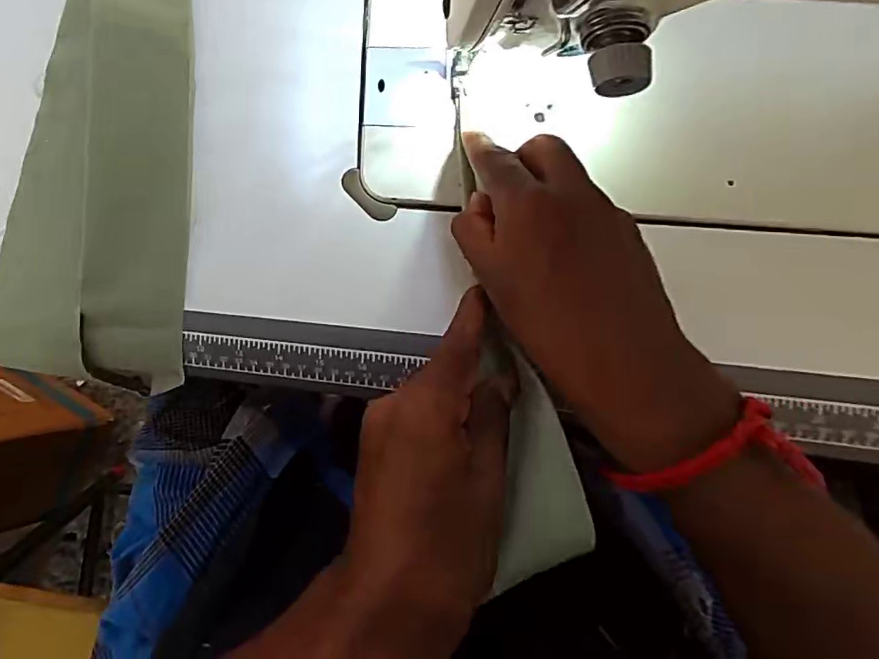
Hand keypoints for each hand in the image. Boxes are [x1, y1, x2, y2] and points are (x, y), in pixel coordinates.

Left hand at [342, 288, 513, 647]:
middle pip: (436, 370)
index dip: (470, 320)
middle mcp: (393, 401)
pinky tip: (457, 426)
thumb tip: (498, 379)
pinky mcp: (372, 440)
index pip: (452, 350)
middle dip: (468, 363)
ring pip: (423, 392)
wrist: (392, 587)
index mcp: (424, 404)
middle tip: (507, 355)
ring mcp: (377, 420)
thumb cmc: (452, 539)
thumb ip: (490, 420)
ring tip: (490, 398)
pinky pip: (409, 411)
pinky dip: (434, 411)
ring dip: (451, 392)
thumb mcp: (487, 480)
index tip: (482, 291)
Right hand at [452, 132, 740, 472]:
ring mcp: (605, 213)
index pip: (497, 158)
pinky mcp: (627, 233)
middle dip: (520, 156)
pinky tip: (558, 251)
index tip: (474, 142)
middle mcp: (572, 198)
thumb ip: (472, 229)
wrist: (626, 364)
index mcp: (529, 203)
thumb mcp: (487, 275)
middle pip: (544, 147)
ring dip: (546, 185)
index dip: (480, 147)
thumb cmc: (557, 327)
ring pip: (570, 175)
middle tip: (502, 184)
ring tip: (528, 229)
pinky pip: (591, 203)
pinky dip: (570, 210)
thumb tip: (477, 212)